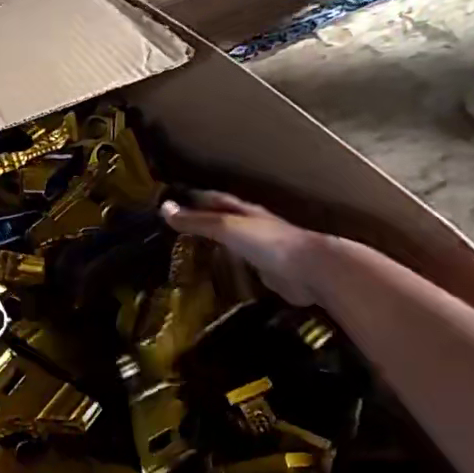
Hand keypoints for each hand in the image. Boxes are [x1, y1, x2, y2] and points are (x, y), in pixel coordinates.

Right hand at [160, 190, 323, 305]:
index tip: (173, 199)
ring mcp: (261, 250)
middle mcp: (253, 227)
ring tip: (188, 252)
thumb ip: (196, 221)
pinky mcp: (267, 272)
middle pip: (224, 220)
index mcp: (245, 211)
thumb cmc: (267, 242)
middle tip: (176, 228)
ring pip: (231, 244)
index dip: (195, 197)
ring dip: (214, 246)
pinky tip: (213, 275)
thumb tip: (164, 208)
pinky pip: (239, 267)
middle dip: (203, 221)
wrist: (309, 270)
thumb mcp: (225, 227)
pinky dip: (225, 268)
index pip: (215, 198)